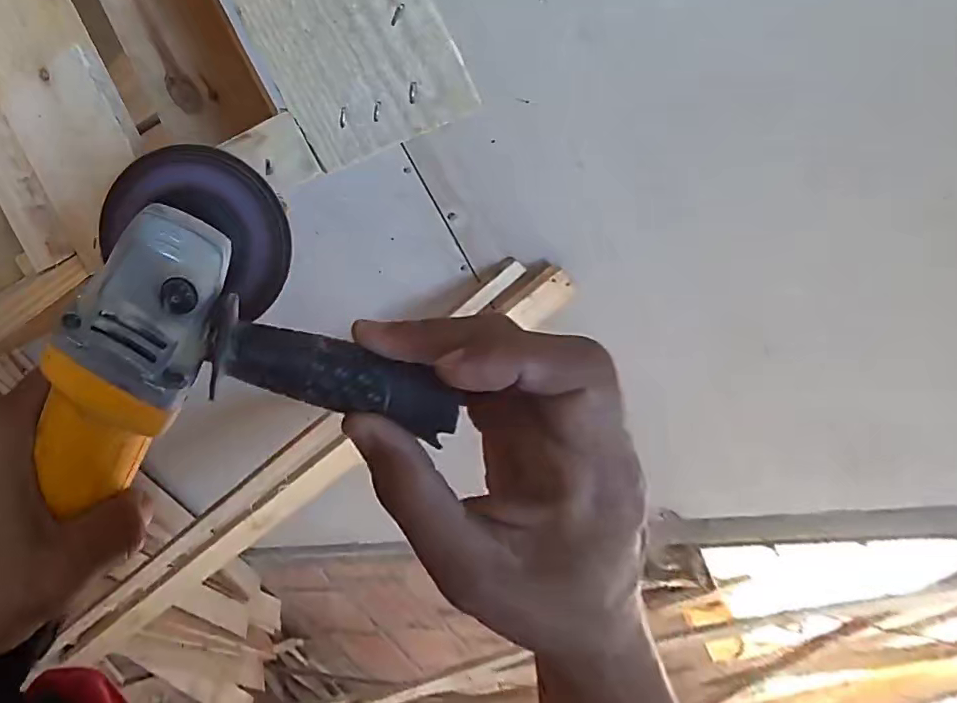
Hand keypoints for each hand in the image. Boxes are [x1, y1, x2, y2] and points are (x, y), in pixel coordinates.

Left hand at [0, 373, 150, 655]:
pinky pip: (28, 459)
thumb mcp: (66, 563)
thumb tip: (145, 503)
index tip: (137, 401)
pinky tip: (71, 514)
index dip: (105, 381)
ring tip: (110, 488)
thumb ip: (115, 529)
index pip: (65, 372)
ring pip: (45, 436)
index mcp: (6, 423)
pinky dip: (55, 475)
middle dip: (97, 427)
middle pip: (59, 405)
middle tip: (131, 454)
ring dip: (78, 457)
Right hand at [343, 317, 670, 701]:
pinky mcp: (526, 408)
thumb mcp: (466, 569)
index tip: (445, 370)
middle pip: (528, 345)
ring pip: (500, 344)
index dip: (512, 356)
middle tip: (378, 343)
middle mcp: (584, 420)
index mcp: (598, 463)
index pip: (580, 374)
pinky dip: (438, 360)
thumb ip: (411, 494)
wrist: (581, 619)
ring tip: (379, 350)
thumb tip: (358, 417)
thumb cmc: (538, 602)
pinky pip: (482, 364)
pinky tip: (402, 371)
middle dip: (451, 338)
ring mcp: (554, 409)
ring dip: (439, 342)